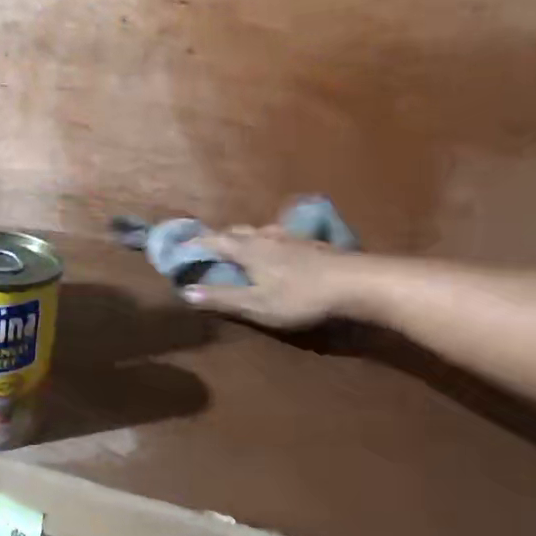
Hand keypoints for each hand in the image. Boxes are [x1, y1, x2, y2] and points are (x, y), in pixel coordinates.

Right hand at [181, 224, 362, 329]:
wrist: (356, 283)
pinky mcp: (312, 244)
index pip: (215, 241)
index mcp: (249, 250)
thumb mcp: (254, 304)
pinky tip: (273, 251)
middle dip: (218, 239)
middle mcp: (268, 236)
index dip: (196, 244)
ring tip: (237, 249)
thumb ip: (221, 298)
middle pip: (237, 232)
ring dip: (244, 238)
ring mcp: (292, 237)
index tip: (179, 247)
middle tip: (206, 249)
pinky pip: (279, 237)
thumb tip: (186, 292)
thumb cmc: (298, 297)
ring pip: (260, 232)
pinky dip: (266, 242)